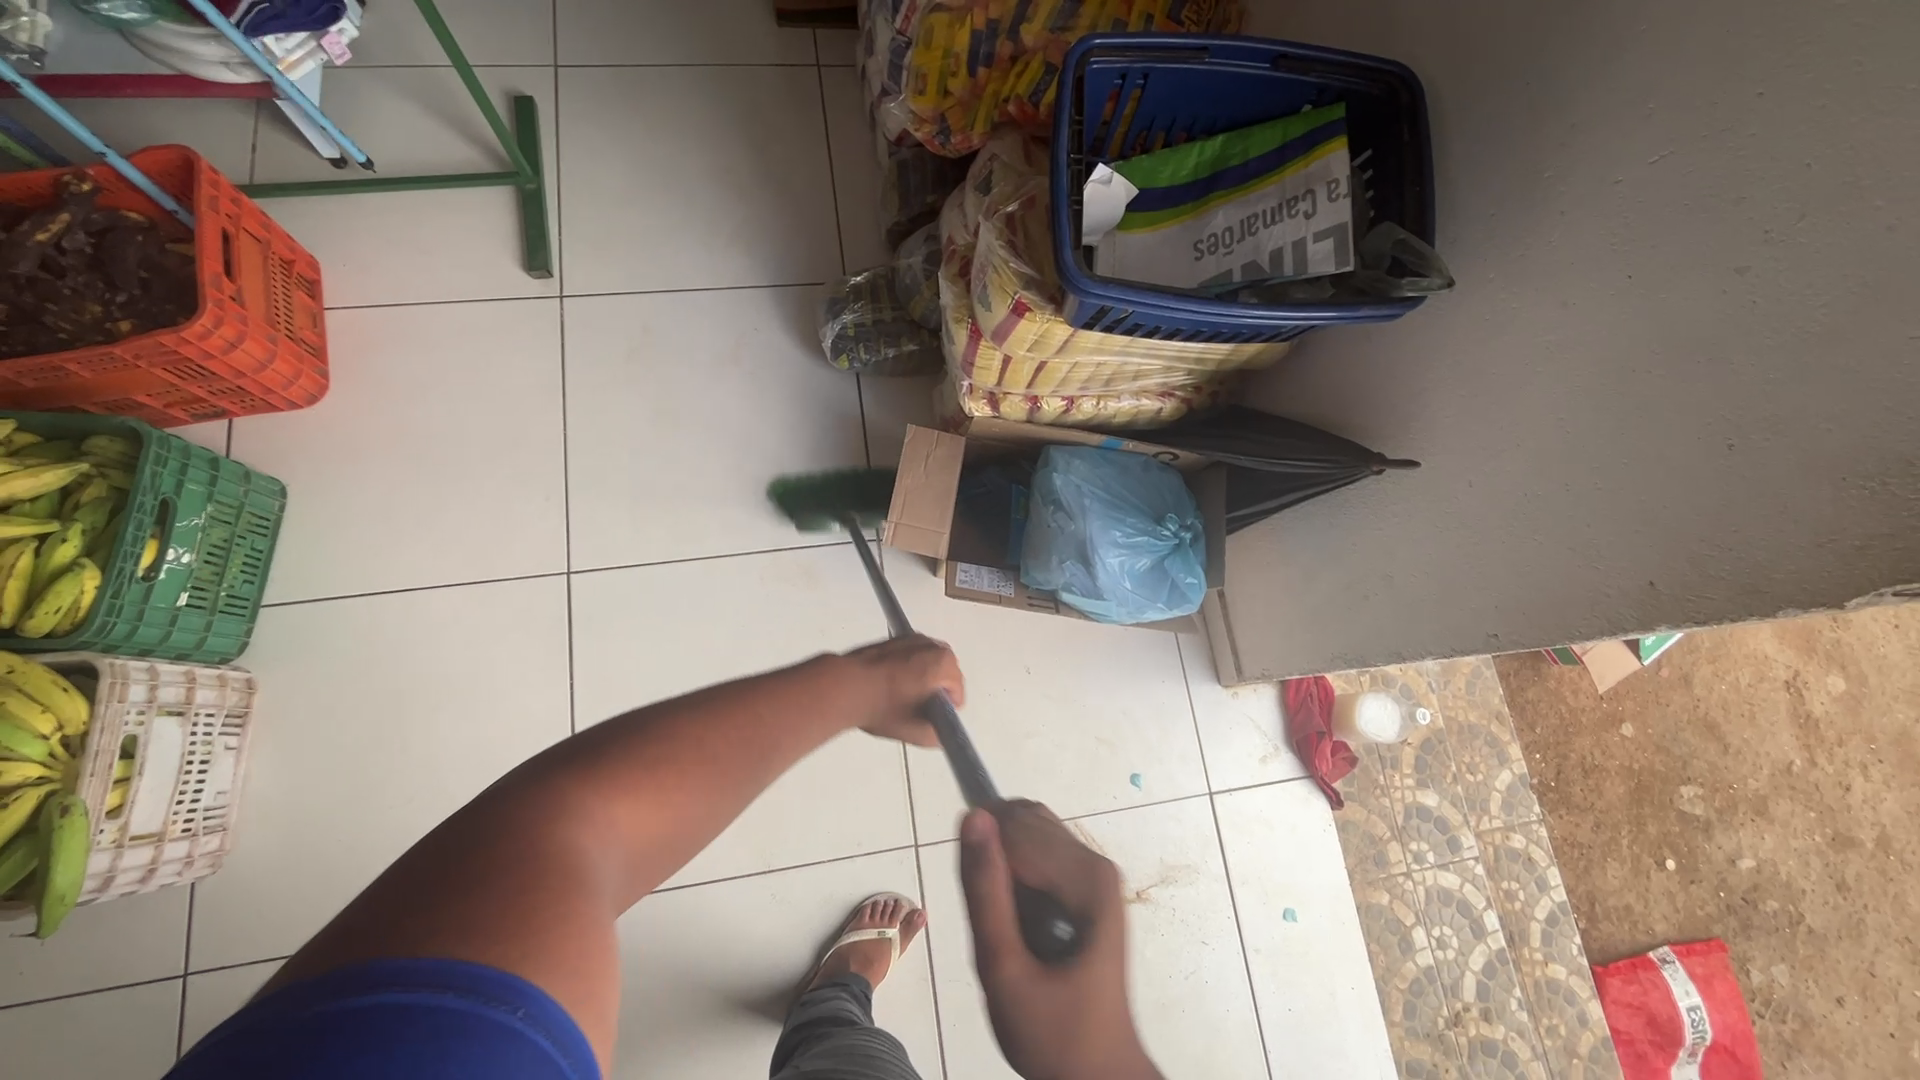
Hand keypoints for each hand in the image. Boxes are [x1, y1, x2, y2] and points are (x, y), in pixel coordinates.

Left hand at [840, 635, 963, 747]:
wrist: (844, 686)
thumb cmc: (883, 707)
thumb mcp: (916, 732)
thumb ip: (938, 734)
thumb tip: (940, 731)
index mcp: (944, 663)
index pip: (956, 692)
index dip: (944, 709)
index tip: (927, 718)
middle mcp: (932, 644)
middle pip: (943, 675)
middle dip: (933, 691)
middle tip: (913, 710)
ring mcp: (911, 638)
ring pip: (926, 665)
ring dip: (919, 680)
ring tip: (899, 699)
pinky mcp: (892, 639)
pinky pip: (909, 658)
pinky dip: (905, 670)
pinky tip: (888, 686)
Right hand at [959, 802, 1161, 1079]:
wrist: (1098, 1076)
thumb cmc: (1053, 1033)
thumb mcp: (1004, 969)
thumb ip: (985, 891)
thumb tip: (973, 816)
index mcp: (1087, 878)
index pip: (1016, 826)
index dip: (982, 861)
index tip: (979, 912)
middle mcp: (1096, 864)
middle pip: (1023, 824)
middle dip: (995, 866)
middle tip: (995, 928)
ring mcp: (1094, 874)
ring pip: (1026, 836)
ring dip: (1003, 875)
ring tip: (1009, 932)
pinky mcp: (1086, 887)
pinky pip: (1036, 856)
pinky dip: (1015, 882)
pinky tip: (1020, 930)